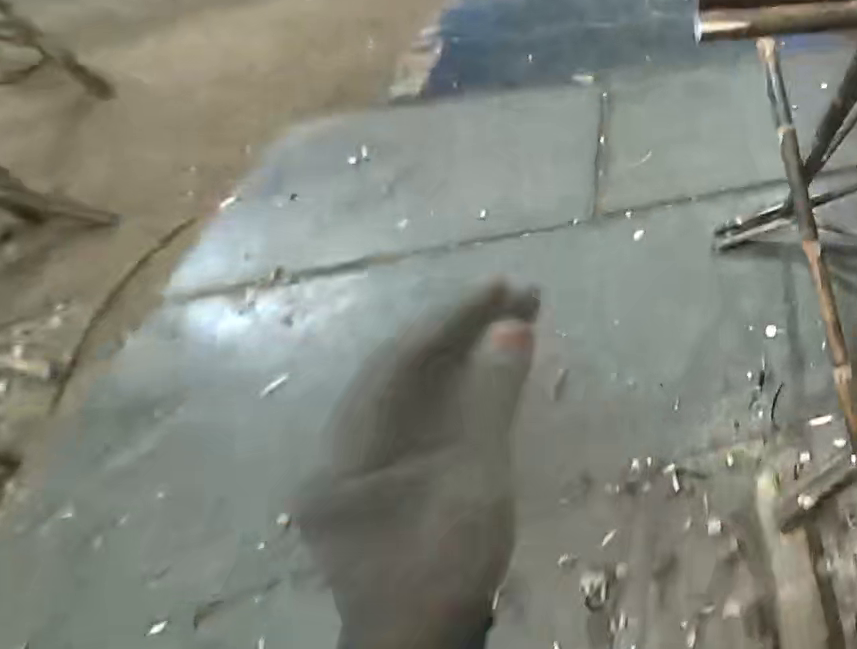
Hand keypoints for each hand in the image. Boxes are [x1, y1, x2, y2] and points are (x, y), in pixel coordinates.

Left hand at [296, 281, 539, 648]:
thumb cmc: (446, 570)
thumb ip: (491, 398)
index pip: (401, 363)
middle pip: (403, 366)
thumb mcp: (476, 482)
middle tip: (515, 293)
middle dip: (461, 325)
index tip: (502, 287)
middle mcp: (341, 450)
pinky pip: (420, 405)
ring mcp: (361, 460)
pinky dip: (457, 376)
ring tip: (513, 312)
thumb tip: (514, 325)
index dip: (454, 318)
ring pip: (413, 382)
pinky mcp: (386, 470)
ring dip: (462, 346)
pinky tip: (488, 354)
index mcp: (345, 456)